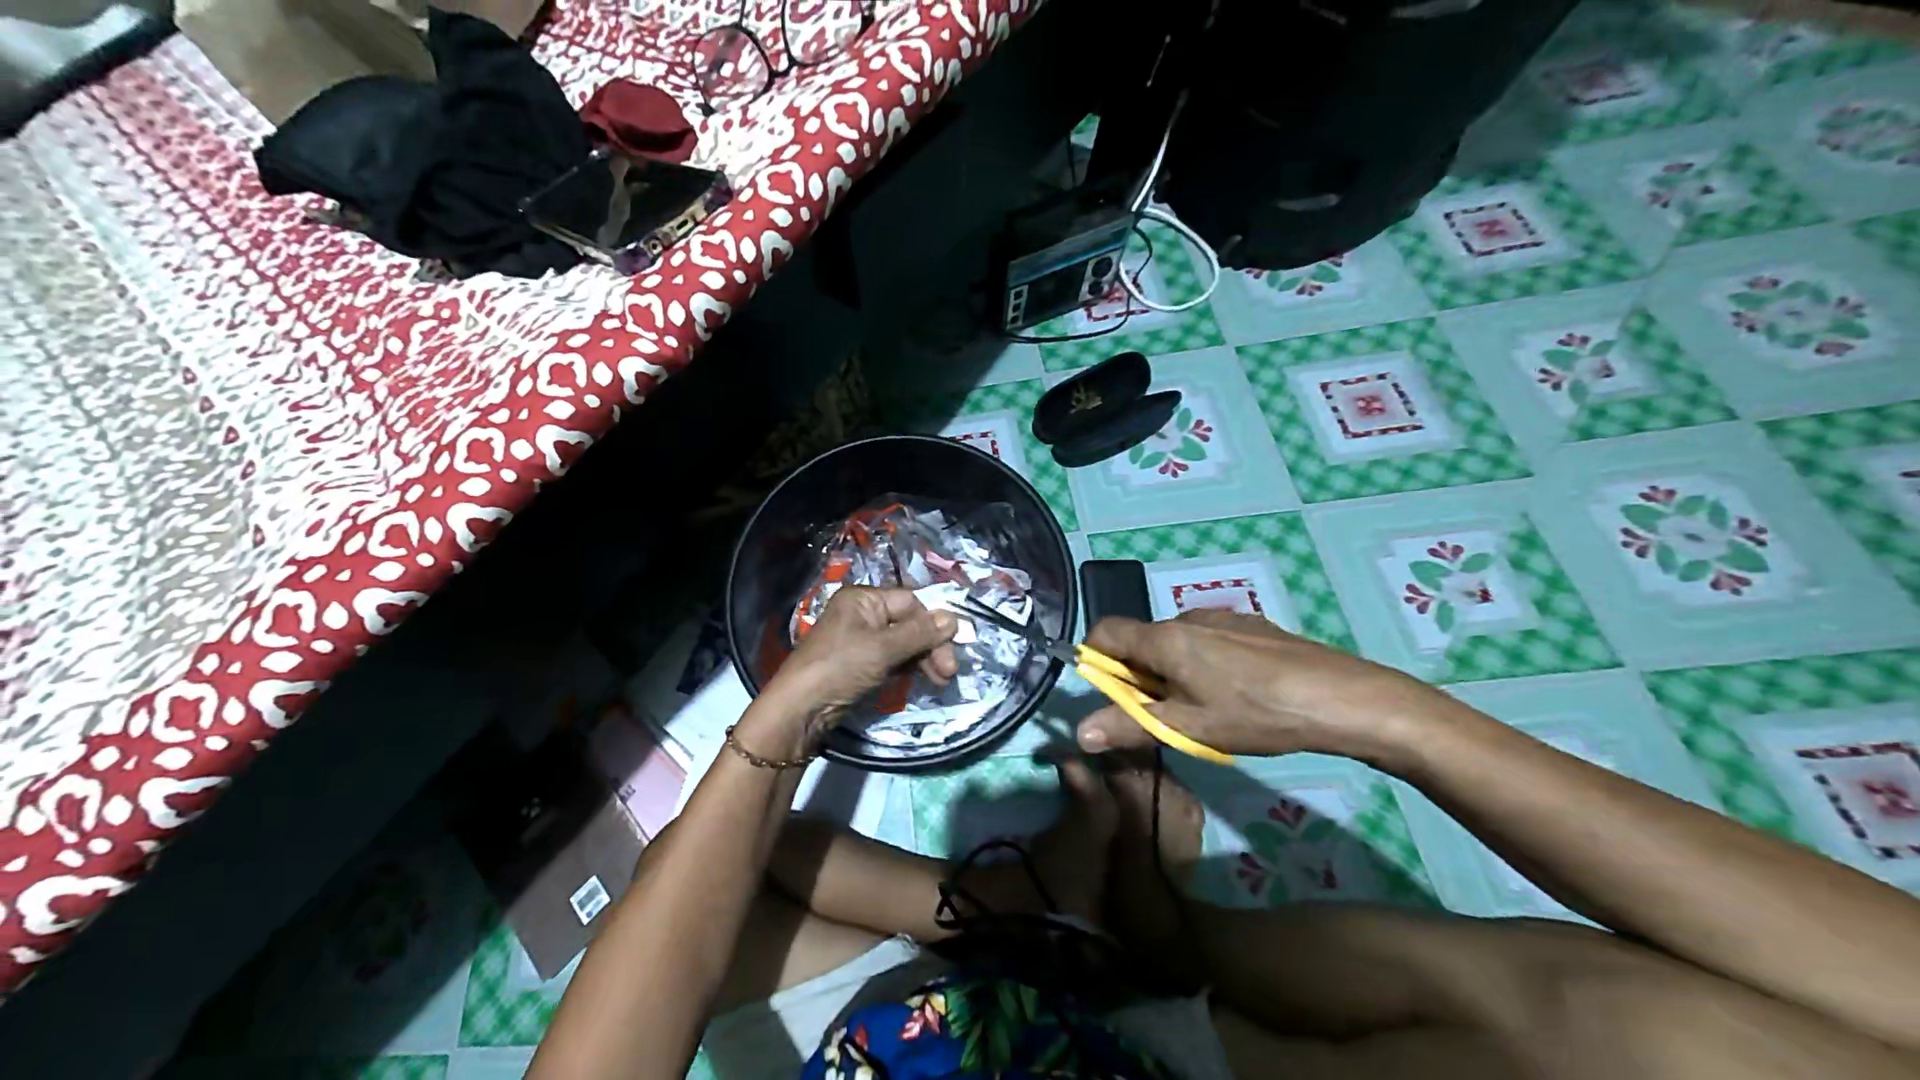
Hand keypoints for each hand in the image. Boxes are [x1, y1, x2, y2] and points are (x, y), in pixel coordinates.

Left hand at [756, 587, 959, 751]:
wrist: (800, 710)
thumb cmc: (839, 668)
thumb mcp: (883, 649)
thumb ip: (920, 633)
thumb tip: (954, 618)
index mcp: (864, 599)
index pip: (911, 603)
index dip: (933, 624)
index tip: (951, 649)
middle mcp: (864, 614)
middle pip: (910, 623)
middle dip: (932, 645)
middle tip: (948, 672)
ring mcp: (863, 640)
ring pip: (905, 643)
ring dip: (925, 659)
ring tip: (941, 681)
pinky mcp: (863, 664)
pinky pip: (895, 659)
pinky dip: (911, 668)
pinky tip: (925, 680)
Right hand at [1074, 610, 1461, 762]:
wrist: (1343, 698)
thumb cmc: (1256, 713)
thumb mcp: (1189, 728)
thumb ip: (1130, 726)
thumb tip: (1080, 732)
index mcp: (1165, 637)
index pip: (1105, 632)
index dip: (1095, 661)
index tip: (1113, 698)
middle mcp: (1187, 618)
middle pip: (1141, 641)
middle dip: (1139, 677)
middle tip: (1165, 717)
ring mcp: (1223, 618)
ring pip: (1176, 643)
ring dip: (1172, 673)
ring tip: (1206, 711)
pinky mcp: (1251, 626)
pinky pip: (1207, 642)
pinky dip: (1202, 665)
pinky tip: (1238, 695)